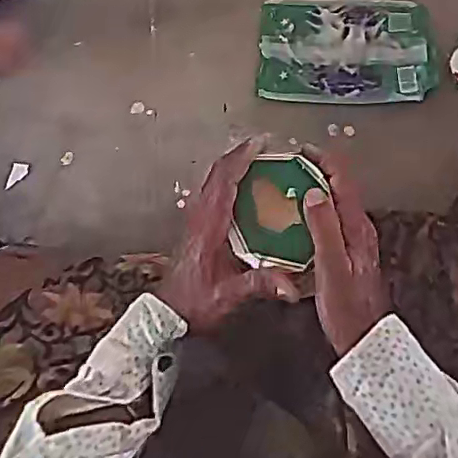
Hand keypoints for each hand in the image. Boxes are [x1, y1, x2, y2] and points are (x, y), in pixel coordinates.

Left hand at [158, 136, 299, 332]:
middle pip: (218, 172)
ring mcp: (197, 218)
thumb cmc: (194, 303)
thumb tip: (290, 285)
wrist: (168, 314)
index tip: (260, 144)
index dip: (241, 158)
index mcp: (209, 225)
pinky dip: (229, 177)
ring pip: (214, 178)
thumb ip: (258, 285)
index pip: (224, 181)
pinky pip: (214, 190)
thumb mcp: (228, 295)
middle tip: (264, 144)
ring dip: (233, 163)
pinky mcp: (199, 225)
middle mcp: (201, 215)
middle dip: (240, 153)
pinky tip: (246, 183)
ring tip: (257, 156)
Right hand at [300, 146, 387, 355]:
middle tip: (290, 164)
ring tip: (290, 184)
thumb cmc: (348, 308)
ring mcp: (355, 240)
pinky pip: (331, 220)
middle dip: (317, 169)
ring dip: (316, 188)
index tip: (301, 151)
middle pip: (340, 186)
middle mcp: (359, 228)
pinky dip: (316, 210)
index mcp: (357, 226)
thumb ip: (324, 228)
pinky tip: (298, 219)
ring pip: (336, 202)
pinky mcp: (348, 252)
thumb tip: (313, 192)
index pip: (343, 180)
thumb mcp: (332, 266)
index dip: (323, 160)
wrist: (364, 339)